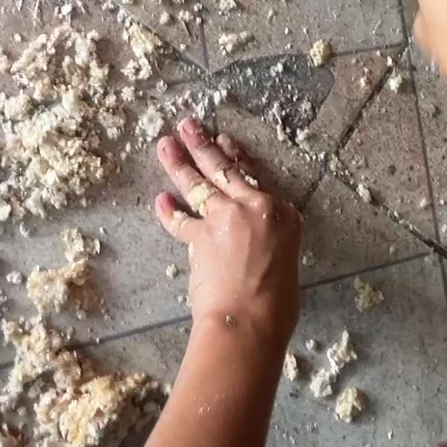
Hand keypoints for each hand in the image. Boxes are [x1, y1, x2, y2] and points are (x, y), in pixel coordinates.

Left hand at [153, 119, 300, 349]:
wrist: (248, 322)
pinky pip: (180, 220)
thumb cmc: (277, 303)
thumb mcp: (286, 259)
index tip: (224, 141)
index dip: (235, 156)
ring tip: (165, 144)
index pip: (254, 177)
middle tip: (187, 125)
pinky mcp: (199, 236)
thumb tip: (252, 242)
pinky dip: (168, 211)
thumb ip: (268, 239)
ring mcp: (224, 218)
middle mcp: (253, 206)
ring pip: (198, 184)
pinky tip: (160, 199)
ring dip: (178, 162)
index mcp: (282, 212)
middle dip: (203, 144)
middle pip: (224, 169)